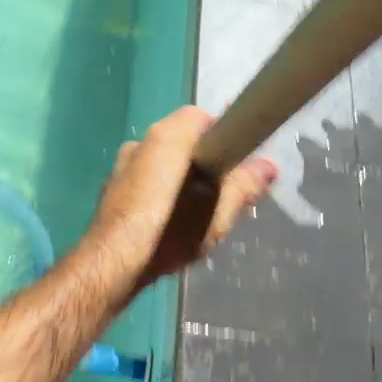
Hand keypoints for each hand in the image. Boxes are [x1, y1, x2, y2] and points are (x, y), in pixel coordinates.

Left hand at [81, 106, 277, 284]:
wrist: (112, 263)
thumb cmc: (170, 230)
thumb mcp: (218, 212)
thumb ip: (244, 185)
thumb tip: (269, 165)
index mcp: (167, 135)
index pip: (201, 118)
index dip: (222, 137)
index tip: (236, 164)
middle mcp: (141, 141)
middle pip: (181, 140)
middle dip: (203, 162)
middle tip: (222, 193)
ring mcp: (122, 164)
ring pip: (162, 161)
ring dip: (181, 178)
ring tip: (196, 212)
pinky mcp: (111, 189)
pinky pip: (145, 180)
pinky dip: (160, 192)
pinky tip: (168, 222)